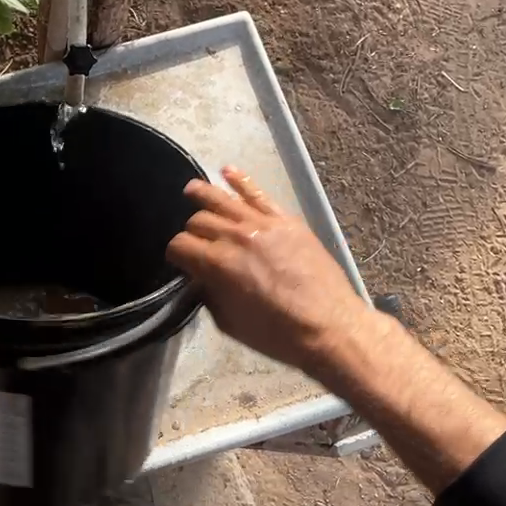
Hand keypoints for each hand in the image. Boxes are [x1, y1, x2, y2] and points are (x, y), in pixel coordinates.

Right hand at [166, 166, 367, 376]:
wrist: (331, 327)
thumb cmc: (278, 334)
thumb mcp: (229, 323)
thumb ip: (209, 294)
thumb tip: (201, 278)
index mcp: (219, 264)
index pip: (180, 245)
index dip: (175, 253)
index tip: (178, 260)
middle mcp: (236, 237)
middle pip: (199, 221)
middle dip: (190, 232)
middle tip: (194, 242)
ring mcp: (263, 224)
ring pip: (222, 199)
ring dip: (202, 193)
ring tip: (191, 189)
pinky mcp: (285, 220)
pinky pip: (258, 193)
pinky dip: (240, 180)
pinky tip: (227, 171)